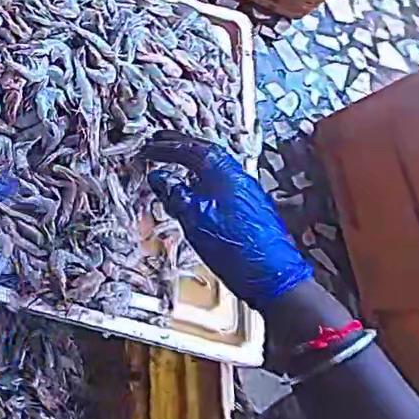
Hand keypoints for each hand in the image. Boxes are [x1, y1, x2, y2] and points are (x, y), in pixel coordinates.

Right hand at [142, 132, 311, 306]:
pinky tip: (190, 181)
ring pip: (213, 164)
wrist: (273, 277)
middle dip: (179, 145)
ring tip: (169, 157)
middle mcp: (237, 176)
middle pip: (205, 152)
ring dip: (189, 157)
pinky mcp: (247, 205)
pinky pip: (218, 177)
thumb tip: (157, 176)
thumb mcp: (193, 219)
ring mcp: (245, 190)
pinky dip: (199, 172)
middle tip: (156, 141)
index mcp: (224, 175)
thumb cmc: (232, 246)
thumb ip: (174, 194)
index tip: (145, 146)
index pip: (192, 150)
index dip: (166, 146)